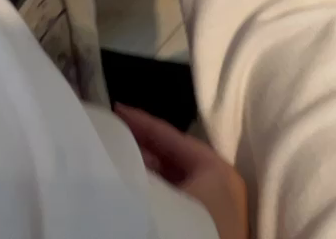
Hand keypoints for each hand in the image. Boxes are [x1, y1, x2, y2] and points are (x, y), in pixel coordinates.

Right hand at [115, 105, 249, 238]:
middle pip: (174, 157)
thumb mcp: (162, 196)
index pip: (172, 136)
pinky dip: (157, 193)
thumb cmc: (189, 228)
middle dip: (143, 146)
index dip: (141, 121)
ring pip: (176, 180)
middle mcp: (222, 186)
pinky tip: (135, 192)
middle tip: (113, 135)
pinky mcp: (208, 230)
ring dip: (148, 172)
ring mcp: (218, 213)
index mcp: (217, 170)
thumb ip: (141, 173)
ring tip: (117, 163)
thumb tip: (115, 153)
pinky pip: (179, 200)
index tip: (115, 109)